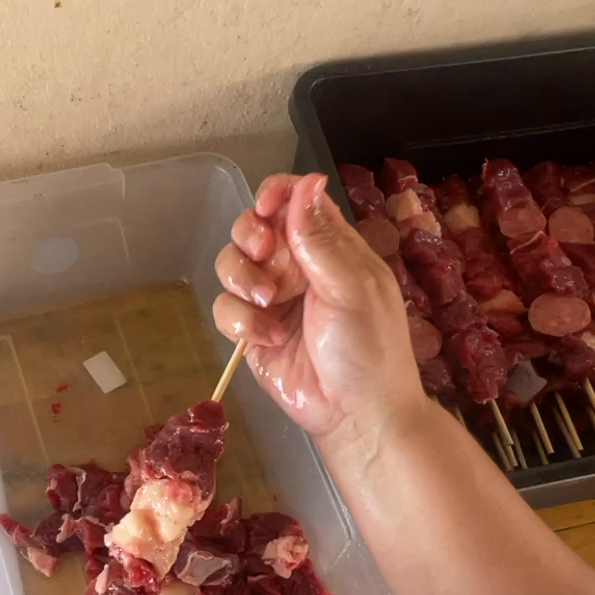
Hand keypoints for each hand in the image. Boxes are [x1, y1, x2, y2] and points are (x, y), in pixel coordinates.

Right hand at [212, 172, 427, 438]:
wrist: (355, 412)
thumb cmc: (368, 347)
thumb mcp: (352, 287)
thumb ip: (320, 239)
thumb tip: (305, 182)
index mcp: (329, 246)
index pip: (294, 200)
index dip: (274, 194)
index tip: (266, 208)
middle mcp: (296, 267)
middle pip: (252, 228)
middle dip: (249, 236)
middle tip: (263, 255)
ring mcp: (271, 300)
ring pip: (231, 266)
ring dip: (242, 279)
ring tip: (267, 304)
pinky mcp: (251, 333)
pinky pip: (225, 309)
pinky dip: (239, 321)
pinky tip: (266, 338)